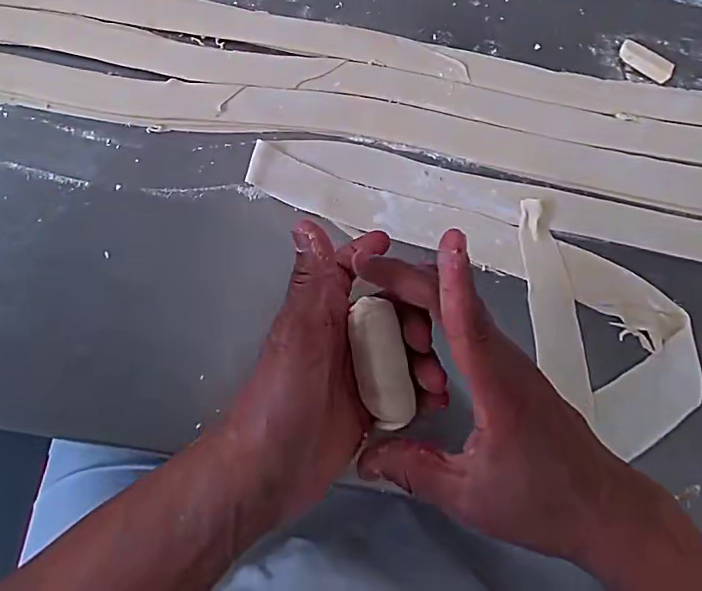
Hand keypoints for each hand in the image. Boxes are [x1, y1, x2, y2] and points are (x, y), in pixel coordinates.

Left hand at [214, 220, 449, 523]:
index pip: (350, 269)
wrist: (267, 475)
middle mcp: (342, 336)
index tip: (404, 254)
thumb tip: (304, 225)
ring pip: (403, 350)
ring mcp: (357, 372)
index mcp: (323, 311)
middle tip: (426, 338)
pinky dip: (421, 391)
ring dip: (424, 358)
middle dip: (417, 316)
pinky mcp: (369, 406)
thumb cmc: (277, 398)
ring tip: (433, 380)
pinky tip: (432, 401)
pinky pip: (404, 388)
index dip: (376, 258)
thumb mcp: (299, 333)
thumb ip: (311, 281)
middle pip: (390, 308)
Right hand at [354, 229, 701, 588]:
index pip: (470, 320)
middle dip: (409, 280)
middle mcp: (503, 361)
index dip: (455, 278)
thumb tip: (372, 456)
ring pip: (459, 310)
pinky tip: (425, 361)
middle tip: (371, 272)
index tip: (448, 243)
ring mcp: (506, 360)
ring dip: (419, 307)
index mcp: (497, 386)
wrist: (599, 505)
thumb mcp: (469, 495)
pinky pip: (466, 327)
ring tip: (398, 340)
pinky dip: (437, 325)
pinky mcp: (506, 366)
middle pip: (453, 300)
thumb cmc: (550, 499)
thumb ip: (414, 469)